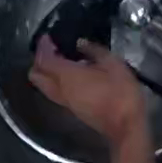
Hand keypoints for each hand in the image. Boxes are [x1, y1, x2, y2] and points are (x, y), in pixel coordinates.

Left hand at [29, 36, 147, 150]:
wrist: (125, 125)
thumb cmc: (120, 92)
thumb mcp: (113, 64)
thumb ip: (94, 51)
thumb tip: (80, 43)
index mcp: (67, 76)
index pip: (44, 60)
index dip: (42, 47)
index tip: (46, 37)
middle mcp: (60, 90)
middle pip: (36, 75)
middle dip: (39, 60)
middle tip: (51, 49)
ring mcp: (65, 102)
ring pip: (43, 86)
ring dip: (46, 72)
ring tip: (62, 60)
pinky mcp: (72, 109)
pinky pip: (54, 92)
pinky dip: (55, 81)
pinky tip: (72, 74)